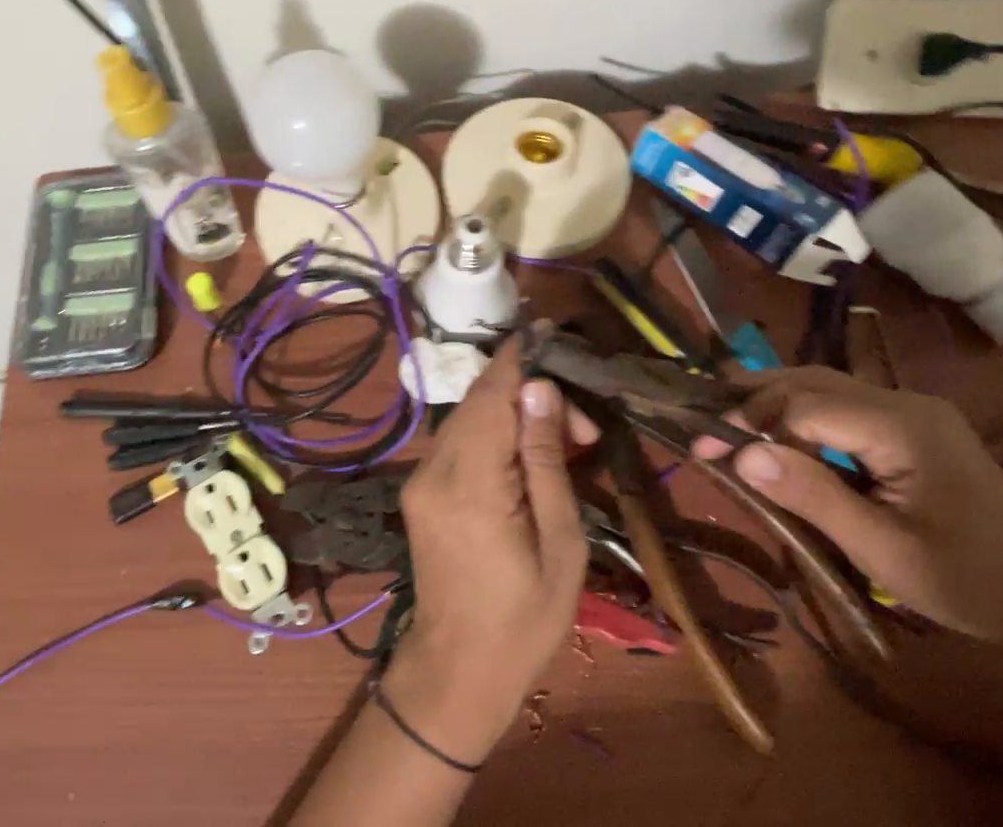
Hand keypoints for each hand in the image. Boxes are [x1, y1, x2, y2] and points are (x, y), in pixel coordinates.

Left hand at [383, 338, 597, 763]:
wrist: (459, 667)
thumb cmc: (525, 617)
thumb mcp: (560, 541)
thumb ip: (547, 461)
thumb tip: (540, 389)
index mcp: (470, 483)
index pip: (491, 395)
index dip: (519, 359)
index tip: (552, 334)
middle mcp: (433, 471)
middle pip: (479, 402)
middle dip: (530, 395)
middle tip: (583, 428)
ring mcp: (419, 482)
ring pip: (467, 420)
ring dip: (513, 416)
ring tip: (566, 444)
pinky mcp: (419, 493)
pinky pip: (458, 445)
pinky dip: (494, 438)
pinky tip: (529, 459)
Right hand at [692, 367, 1002, 648]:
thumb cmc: (962, 583)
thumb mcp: (880, 548)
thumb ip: (811, 495)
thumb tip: (741, 453)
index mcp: (905, 427)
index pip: (805, 405)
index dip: (748, 422)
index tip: (703, 450)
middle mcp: (909, 405)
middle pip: (813, 382)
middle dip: (754, 400)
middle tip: (705, 427)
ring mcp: (916, 414)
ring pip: (826, 387)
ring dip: (774, 402)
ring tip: (726, 422)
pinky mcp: (915, 431)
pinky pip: (845, 408)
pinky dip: (801, 416)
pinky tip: (777, 435)